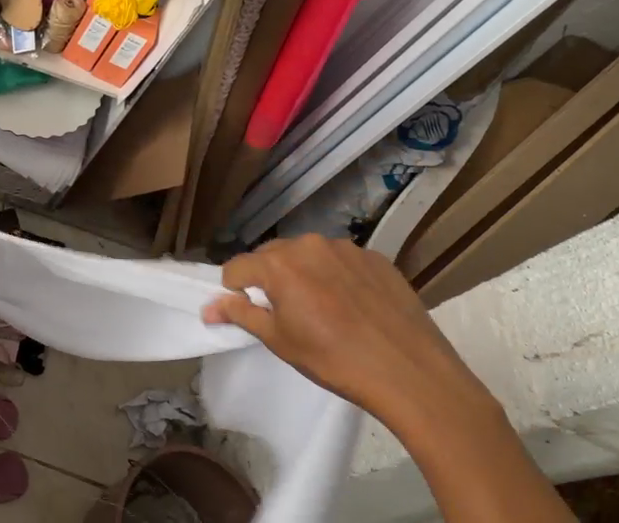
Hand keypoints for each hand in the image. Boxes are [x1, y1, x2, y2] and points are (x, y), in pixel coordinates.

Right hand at [202, 236, 498, 432]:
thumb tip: (207, 308)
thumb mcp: (281, 342)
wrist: (411, 373)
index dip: (236, 289)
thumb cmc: (335, 361)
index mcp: (278, 265)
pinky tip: (355, 306)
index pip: (237, 267)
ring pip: (309, 255)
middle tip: (289, 312)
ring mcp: (345, 248)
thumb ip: (242, 315)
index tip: (252, 311)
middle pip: (273, 255)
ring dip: (306, 273)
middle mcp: (308, 245)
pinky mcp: (376, 258)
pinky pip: (343, 261)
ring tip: (326, 308)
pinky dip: (339, 276)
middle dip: (271, 278)